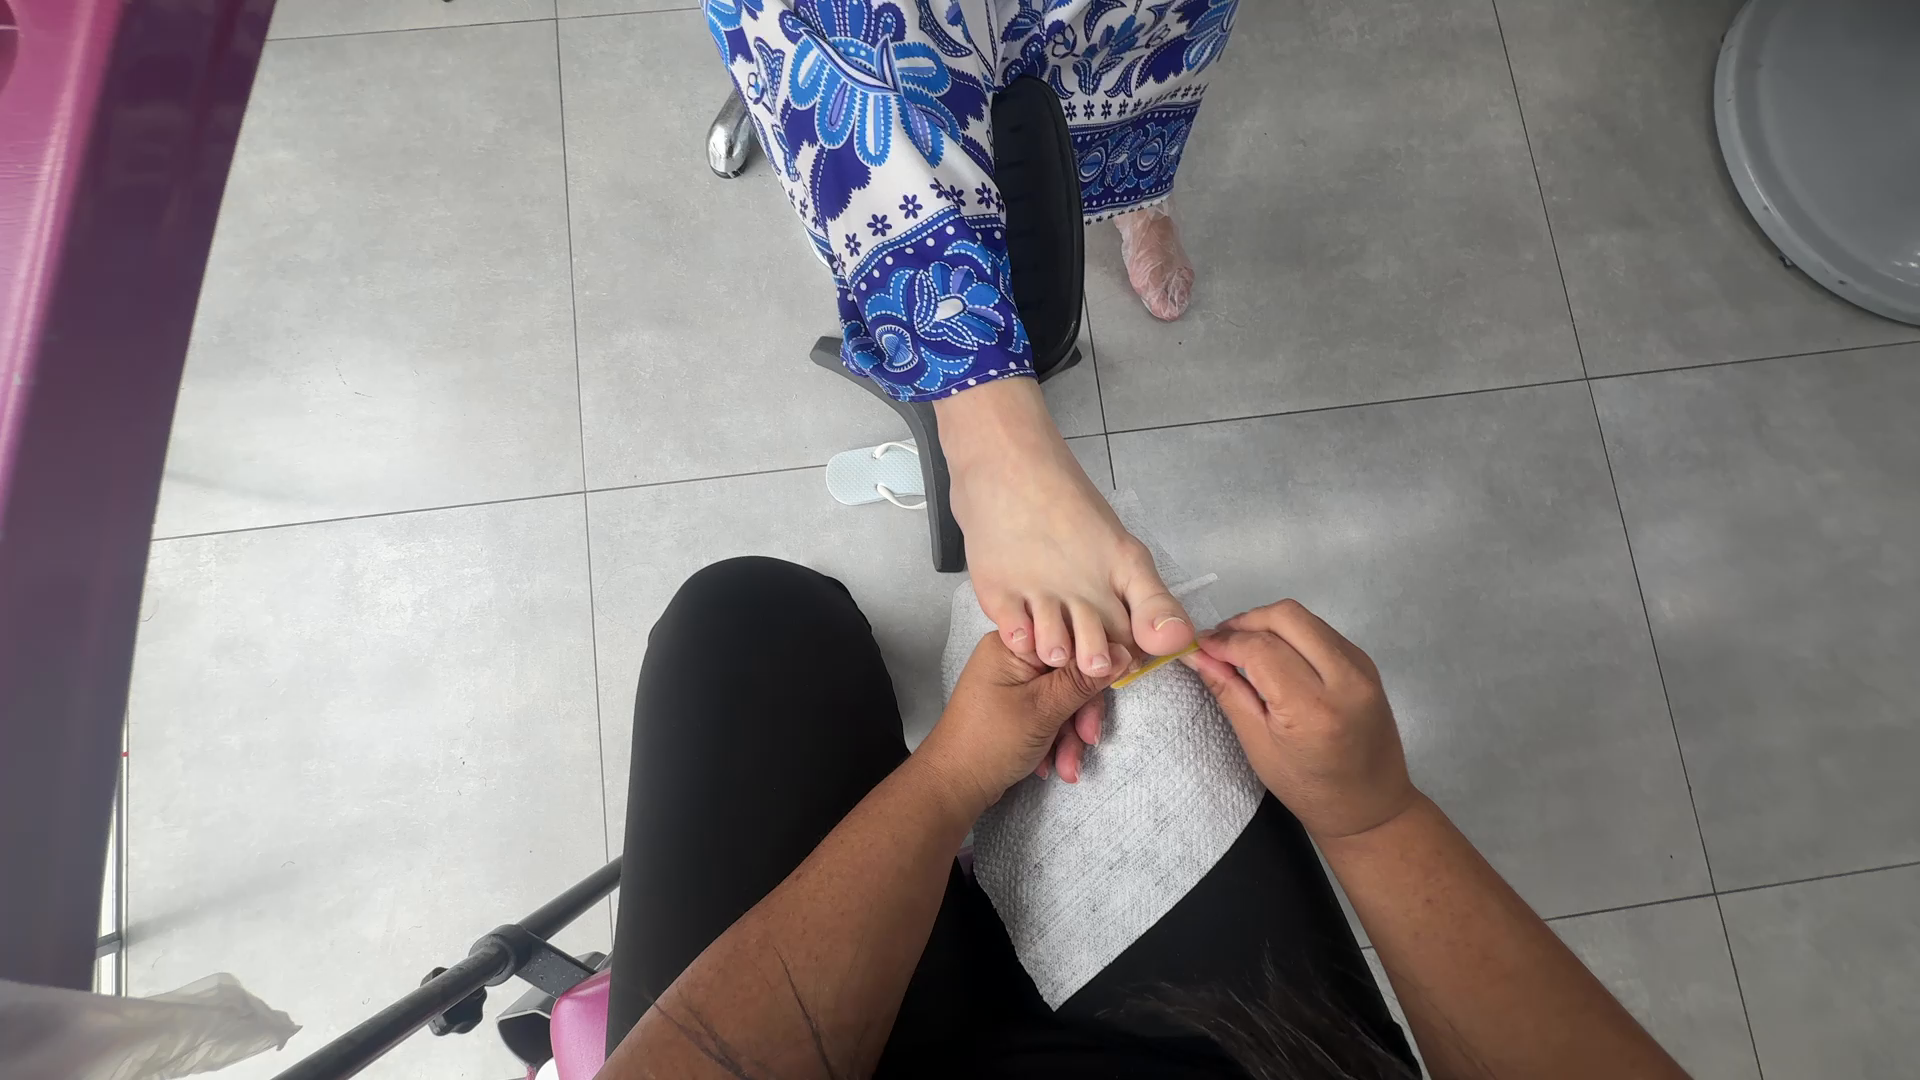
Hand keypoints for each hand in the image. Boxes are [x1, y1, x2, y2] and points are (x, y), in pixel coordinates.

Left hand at [917, 632, 1127, 815]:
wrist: (953, 786)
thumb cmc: (991, 741)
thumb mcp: (1044, 709)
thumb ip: (1083, 680)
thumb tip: (1124, 652)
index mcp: (1013, 644)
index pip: (1069, 641)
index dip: (1094, 667)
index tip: (1110, 693)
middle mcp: (1012, 658)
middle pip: (1068, 673)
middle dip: (1080, 714)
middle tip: (1088, 740)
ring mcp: (1013, 683)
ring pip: (1062, 699)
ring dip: (1070, 736)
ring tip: (1067, 767)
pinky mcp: (1016, 708)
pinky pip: (1049, 714)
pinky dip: (1056, 740)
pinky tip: (1051, 765)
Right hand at [1182, 600, 1416, 840]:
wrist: (1372, 806)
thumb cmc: (1307, 786)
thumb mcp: (1256, 744)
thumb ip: (1227, 691)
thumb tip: (1195, 655)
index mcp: (1313, 708)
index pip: (1260, 649)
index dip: (1224, 641)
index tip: (1200, 647)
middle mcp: (1345, 678)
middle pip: (1285, 616)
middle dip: (1245, 622)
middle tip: (1221, 643)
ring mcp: (1360, 666)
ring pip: (1303, 617)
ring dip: (1266, 624)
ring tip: (1243, 647)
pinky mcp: (1365, 662)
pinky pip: (1318, 629)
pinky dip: (1288, 633)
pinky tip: (1272, 655)